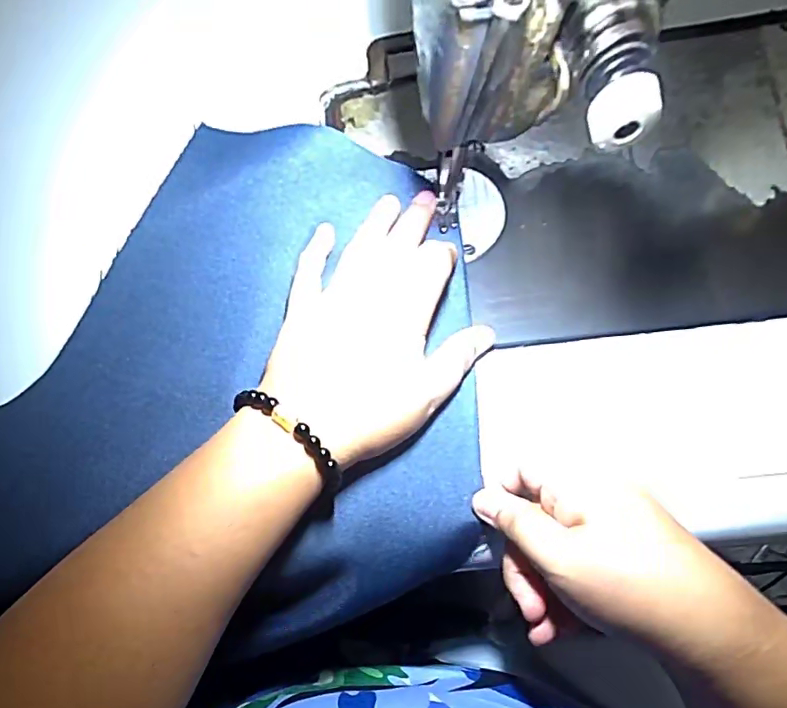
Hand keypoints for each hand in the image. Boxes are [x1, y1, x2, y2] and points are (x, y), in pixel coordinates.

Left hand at [256, 192, 497, 468]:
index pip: (430, 267)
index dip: (442, 254)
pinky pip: (310, 269)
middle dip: (414, 222)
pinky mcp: (301, 310)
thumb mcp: (425, 394)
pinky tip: (326, 233)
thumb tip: (485, 334)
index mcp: (406, 312)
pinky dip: (318, 248)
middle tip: (424, 201)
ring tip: (387, 204)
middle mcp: (371, 294)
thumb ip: (457, 358)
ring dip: (374, 224)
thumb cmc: (369, 415)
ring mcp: (333, 298)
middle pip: (397, 247)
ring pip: (358, 248)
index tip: (448, 252)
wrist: (304, 428)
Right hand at [472, 467, 768, 658]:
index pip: (522, 474)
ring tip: (547, 627)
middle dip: (524, 571)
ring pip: (554, 554)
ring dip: (542, 594)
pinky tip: (564, 628)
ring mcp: (612, 529)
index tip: (497, 542)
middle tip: (529, 606)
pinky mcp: (623, 557)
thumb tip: (485, 497)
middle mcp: (596, 501)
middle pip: (534, 524)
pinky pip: (580, 569)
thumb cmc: (632, 586)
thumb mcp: (556, 555)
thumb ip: (514, 523)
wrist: (701, 626)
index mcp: (579, 487)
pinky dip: (566, 597)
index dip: (501, 506)